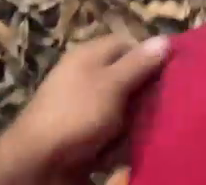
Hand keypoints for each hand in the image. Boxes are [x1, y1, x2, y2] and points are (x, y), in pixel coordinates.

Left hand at [3, 33, 169, 174]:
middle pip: (126, 77)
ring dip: (135, 120)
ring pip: (121, 108)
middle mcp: (86, 77)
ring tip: (150, 130)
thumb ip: (139, 64)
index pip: (127, 44)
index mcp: (90, 55)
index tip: (171, 73)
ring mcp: (83, 108)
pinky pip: (110, 132)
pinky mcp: (82, 136)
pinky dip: (120, 141)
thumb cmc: (75, 114)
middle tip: (165, 105)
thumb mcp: (111, 85)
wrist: (35, 165)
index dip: (149, 56)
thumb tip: (166, 39)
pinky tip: (128, 150)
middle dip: (145, 93)